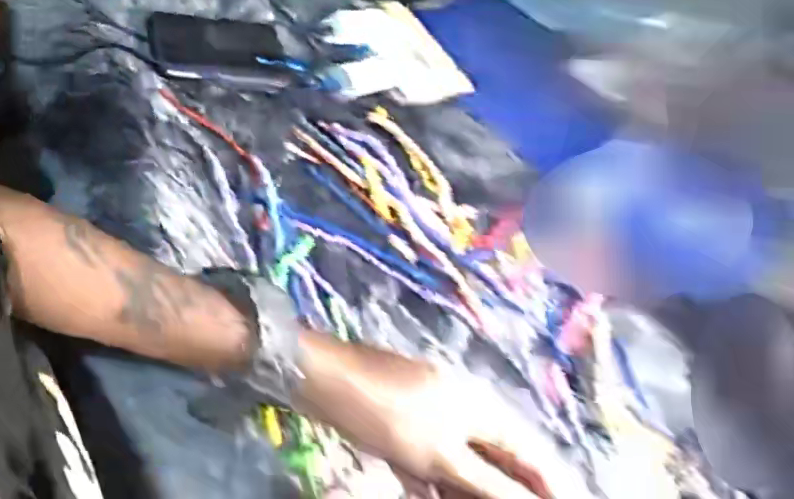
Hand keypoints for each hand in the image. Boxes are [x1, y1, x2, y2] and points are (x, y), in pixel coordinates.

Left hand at [296, 336, 580, 498]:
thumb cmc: (380, 410)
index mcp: (479, 406)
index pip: (536, 458)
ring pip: (459, 463)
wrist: (308, 373)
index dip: (552, 492)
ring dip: (460, 492)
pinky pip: (424, 457)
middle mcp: (456, 404)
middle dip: (499, 494)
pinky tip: (420, 495)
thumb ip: (496, 489)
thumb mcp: (444, 457)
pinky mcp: (392, 419)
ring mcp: (421, 409)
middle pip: (497, 462)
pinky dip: (429, 482)